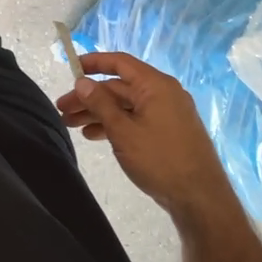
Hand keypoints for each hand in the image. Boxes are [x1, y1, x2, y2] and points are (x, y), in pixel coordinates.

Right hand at [55, 52, 237, 225]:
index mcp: (156, 86)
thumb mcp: (123, 131)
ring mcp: (168, 113)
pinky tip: (94, 136)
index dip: (93, 62)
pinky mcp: (168, 132)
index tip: (70, 67)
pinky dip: (115, 124)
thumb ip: (100, 103)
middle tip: (62, 109)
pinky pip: (136, 119)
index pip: (120, 63)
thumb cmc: (159, 160)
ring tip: (72, 126)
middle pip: (119, 87)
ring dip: (98, 113)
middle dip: (89, 97)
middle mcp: (164, 94)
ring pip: (125, 106)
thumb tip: (82, 82)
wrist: (200, 199)